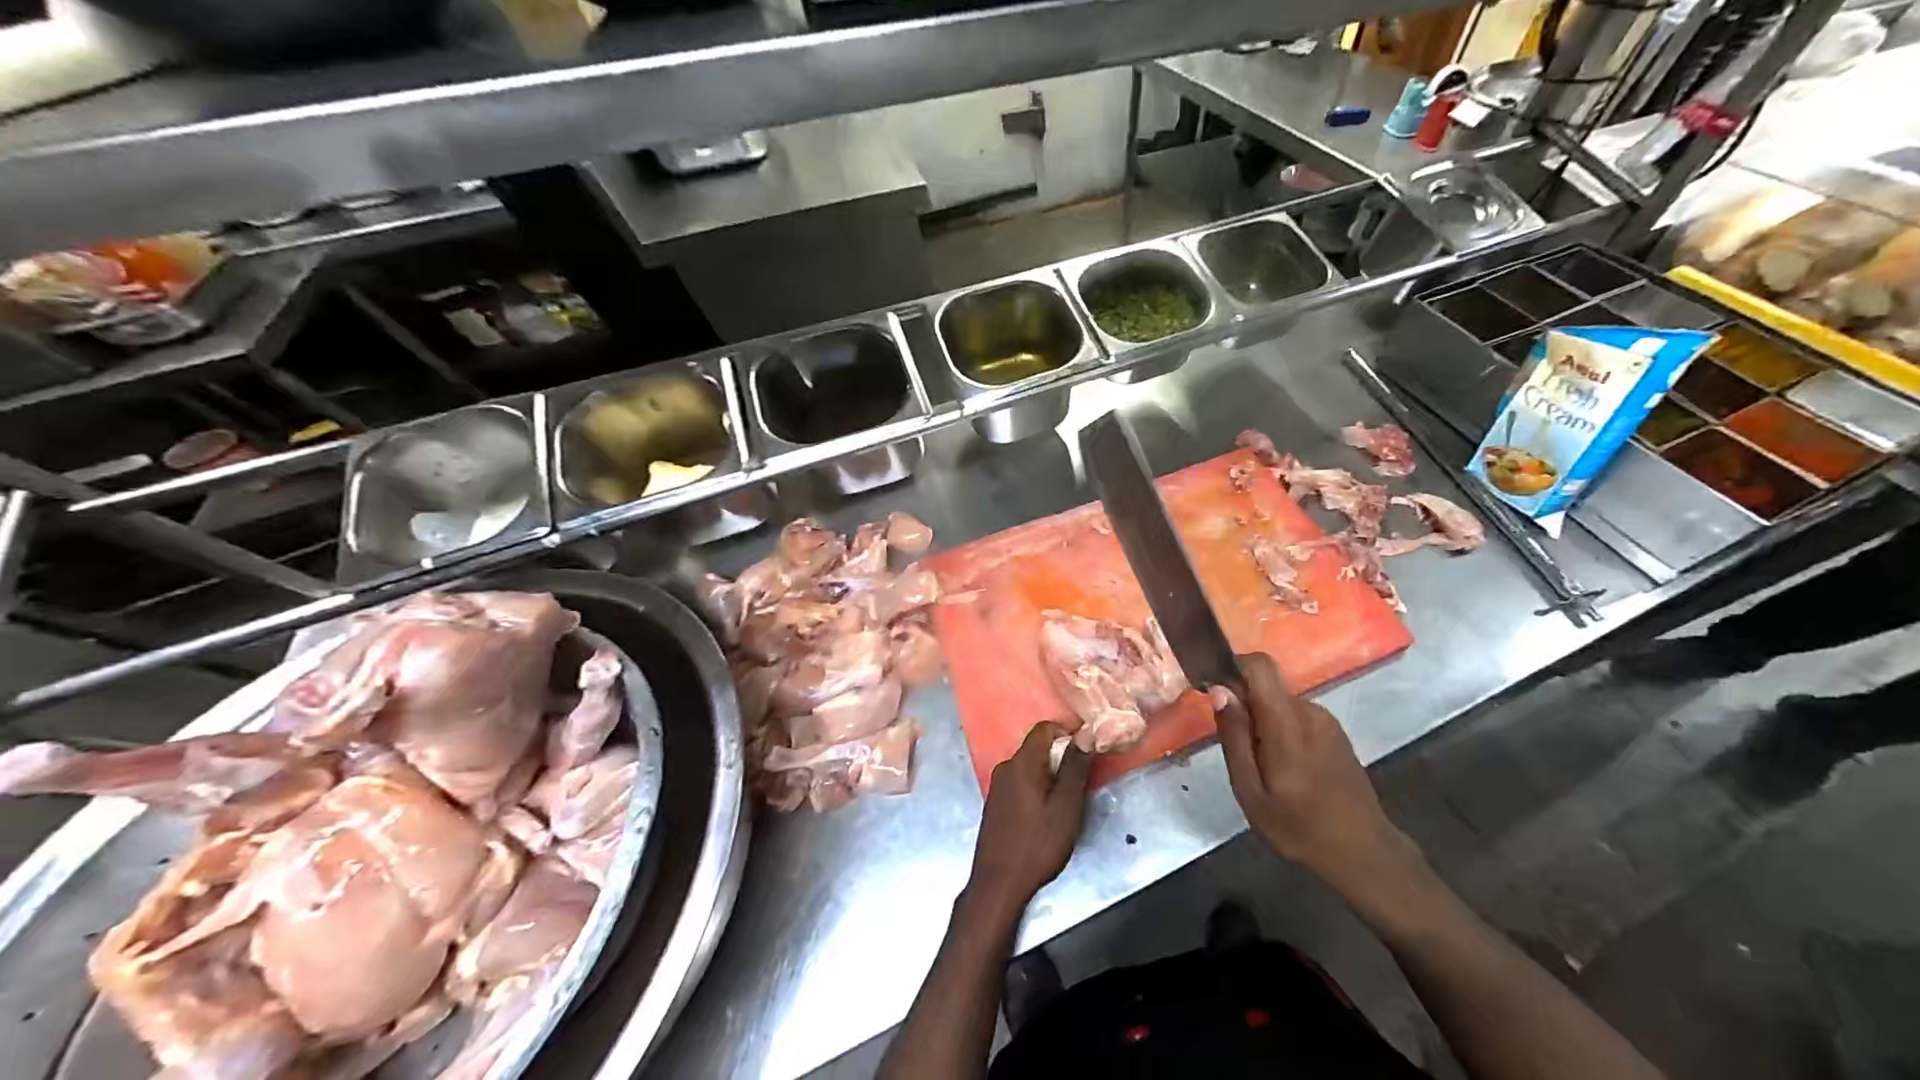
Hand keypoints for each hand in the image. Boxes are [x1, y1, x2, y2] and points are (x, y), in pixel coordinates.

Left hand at [967, 722, 1090, 918]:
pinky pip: (1019, 782)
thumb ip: (1075, 767)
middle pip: (1036, 747)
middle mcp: (1005, 768)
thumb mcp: (1065, 806)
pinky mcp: (995, 803)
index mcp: (1021, 763)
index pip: (1044, 728)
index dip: (1068, 732)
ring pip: (1028, 766)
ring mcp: (997, 786)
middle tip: (1080, 782)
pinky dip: (1036, 788)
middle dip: (1060, 757)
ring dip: (1049, 775)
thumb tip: (1086, 734)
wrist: (998, 882)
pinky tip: (1044, 814)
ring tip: (1065, 802)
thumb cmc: (1037, 844)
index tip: (1087, 750)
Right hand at [1212, 653, 1419, 894]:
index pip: (1260, 665)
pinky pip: (1296, 715)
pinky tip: (1282, 767)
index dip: (1234, 666)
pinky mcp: (1335, 732)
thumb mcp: (1250, 790)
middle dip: (1243, 704)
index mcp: (1287, 723)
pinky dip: (1280, 729)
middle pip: (1266, 685)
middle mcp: (1309, 712)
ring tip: (1258, 764)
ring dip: (1261, 720)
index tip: (1216, 692)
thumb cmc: (1298, 827)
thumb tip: (1219, 690)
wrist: (1364, 853)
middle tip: (1234, 746)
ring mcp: (1326, 721)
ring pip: (1279, 702)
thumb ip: (1234, 736)